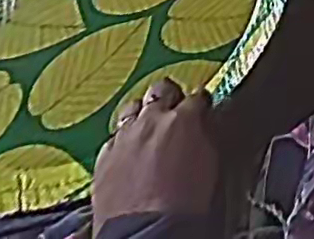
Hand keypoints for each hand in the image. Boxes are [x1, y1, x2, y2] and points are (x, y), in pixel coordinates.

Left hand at [92, 78, 217, 226]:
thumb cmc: (186, 199)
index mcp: (184, 117)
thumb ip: (205, 131)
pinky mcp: (103, 158)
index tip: (201, 109)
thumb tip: (203, 121)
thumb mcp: (209, 158)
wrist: (146, 233)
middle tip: (174, 108)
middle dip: (170, 96)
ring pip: (132, 106)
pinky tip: (128, 148)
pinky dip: (122, 138)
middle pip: (161, 89)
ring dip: (142, 112)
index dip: (200, 102)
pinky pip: (113, 137)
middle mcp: (153, 119)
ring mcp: (125, 137)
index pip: (197, 95)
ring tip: (147, 124)